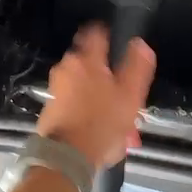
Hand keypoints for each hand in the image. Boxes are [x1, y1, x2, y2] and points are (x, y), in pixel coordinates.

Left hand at [35, 25, 155, 170]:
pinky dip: (92, 114)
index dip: (109, 35)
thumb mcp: (130, 96)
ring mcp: (57, 89)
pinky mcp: (51, 109)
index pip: (97, 32)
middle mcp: (67, 68)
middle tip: (128, 99)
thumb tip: (140, 44)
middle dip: (112, 80)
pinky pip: (77, 105)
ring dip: (105, 102)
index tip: (120, 46)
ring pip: (87, 88)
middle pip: (93, 64)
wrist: (65, 159)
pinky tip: (107, 135)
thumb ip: (137, 67)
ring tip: (123, 127)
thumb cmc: (101, 124)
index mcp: (87, 60)